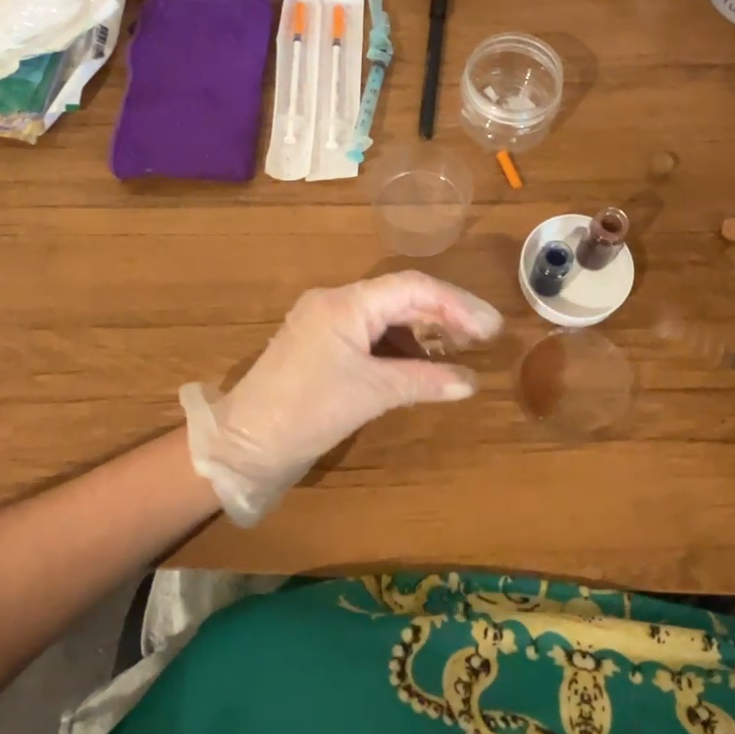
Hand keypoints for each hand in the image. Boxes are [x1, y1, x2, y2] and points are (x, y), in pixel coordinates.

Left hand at [181, 272, 502, 525]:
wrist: (243, 446)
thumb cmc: (306, 412)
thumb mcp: (371, 394)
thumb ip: (424, 381)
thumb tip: (471, 382)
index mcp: (345, 303)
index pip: (412, 287)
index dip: (456, 304)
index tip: (491, 328)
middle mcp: (335, 302)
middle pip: (401, 296)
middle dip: (444, 313)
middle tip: (484, 336)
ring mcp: (325, 323)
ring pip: (386, 315)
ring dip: (423, 329)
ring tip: (460, 349)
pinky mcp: (321, 346)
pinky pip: (370, 334)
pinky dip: (400, 346)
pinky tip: (422, 363)